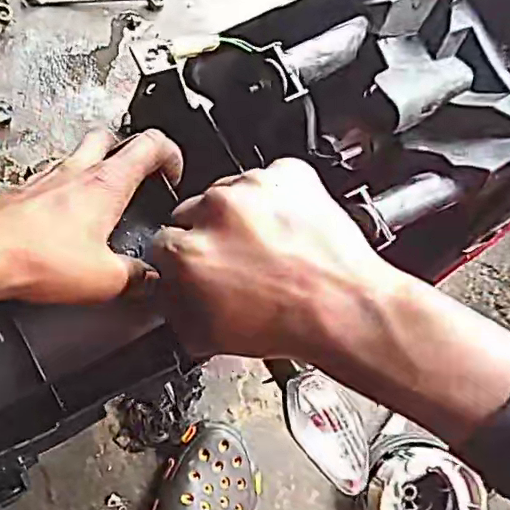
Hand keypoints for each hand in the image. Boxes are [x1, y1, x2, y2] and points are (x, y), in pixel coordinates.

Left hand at [0, 128, 182, 345]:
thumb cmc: (33, 256)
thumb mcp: (103, 279)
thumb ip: (134, 278)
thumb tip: (148, 280)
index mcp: (104, 183)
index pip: (149, 145)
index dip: (171, 153)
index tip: (174, 171)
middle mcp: (72, 173)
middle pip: (108, 137)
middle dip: (128, 148)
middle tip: (138, 171)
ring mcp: (41, 181)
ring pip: (75, 157)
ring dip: (93, 169)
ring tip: (101, 197)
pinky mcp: (17, 197)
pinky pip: (46, 183)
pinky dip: (61, 193)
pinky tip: (60, 220)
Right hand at [150, 159, 394, 361]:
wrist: (346, 309)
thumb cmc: (287, 323)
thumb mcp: (207, 336)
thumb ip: (173, 308)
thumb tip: (167, 294)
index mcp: (188, 250)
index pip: (162, 243)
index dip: (180, 258)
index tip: (196, 264)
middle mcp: (215, 211)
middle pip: (192, 212)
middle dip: (207, 233)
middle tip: (236, 258)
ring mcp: (253, 187)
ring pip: (228, 193)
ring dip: (240, 214)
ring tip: (267, 245)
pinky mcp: (288, 173)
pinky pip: (268, 179)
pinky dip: (275, 198)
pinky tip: (286, 228)